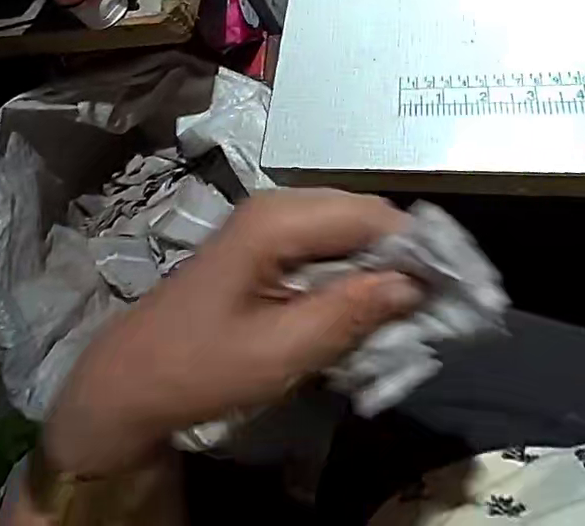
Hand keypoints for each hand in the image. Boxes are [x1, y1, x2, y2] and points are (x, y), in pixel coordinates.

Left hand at [42, 188, 423, 476]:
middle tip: (437, 298)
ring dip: (385, 261)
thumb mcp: (278, 352)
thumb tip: (413, 286)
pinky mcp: (275, 237)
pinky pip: (334, 240)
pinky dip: (360, 266)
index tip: (454, 283)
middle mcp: (281, 204)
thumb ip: (349, 313)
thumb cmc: (198, 368)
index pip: (371, 216)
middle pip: (366, 214)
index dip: (418, 245)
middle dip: (406, 253)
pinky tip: (370, 299)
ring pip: (354, 225)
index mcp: (278, 219)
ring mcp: (276, 217)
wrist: (130, 380)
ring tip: (411, 302)